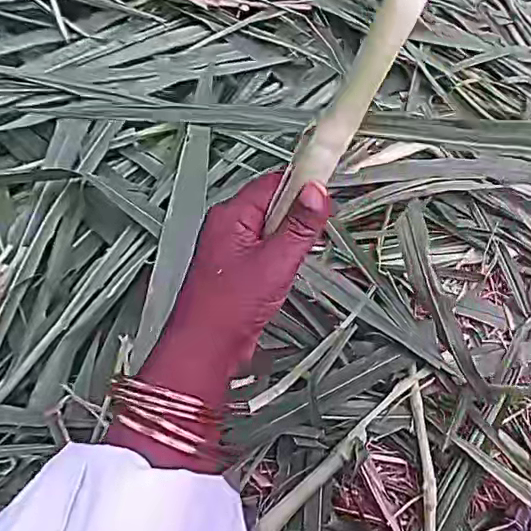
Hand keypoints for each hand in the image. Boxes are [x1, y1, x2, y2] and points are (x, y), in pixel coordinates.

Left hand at [139, 171, 330, 406]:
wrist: (205, 348)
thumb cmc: (224, 309)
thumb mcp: (275, 262)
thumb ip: (299, 226)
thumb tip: (316, 193)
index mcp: (230, 215)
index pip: (273, 181)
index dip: (302, 185)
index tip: (325, 192)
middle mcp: (226, 227)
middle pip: (273, 204)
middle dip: (297, 217)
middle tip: (310, 233)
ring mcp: (230, 248)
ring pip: (270, 229)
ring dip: (289, 240)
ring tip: (292, 260)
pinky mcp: (236, 268)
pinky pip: (265, 250)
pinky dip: (280, 258)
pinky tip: (282, 274)